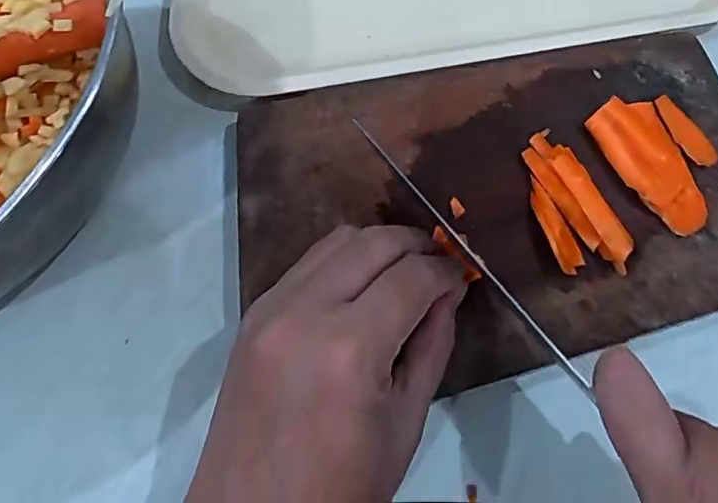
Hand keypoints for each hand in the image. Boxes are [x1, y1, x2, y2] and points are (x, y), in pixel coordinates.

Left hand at [186, 225, 468, 502]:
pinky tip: (359, 284)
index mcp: (349, 349)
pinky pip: (309, 261)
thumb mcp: (404, 423)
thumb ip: (433, 345)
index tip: (461, 273)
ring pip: (339, 239)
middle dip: (415, 243)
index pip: (411, 278)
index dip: (444, 269)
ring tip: (401, 269)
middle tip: (438, 261)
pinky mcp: (255, 309)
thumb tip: (450, 290)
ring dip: (378, 244)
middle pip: (374, 242)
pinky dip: (343, 259)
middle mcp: (307, 311)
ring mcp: (273, 305)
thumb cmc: (341, 484)